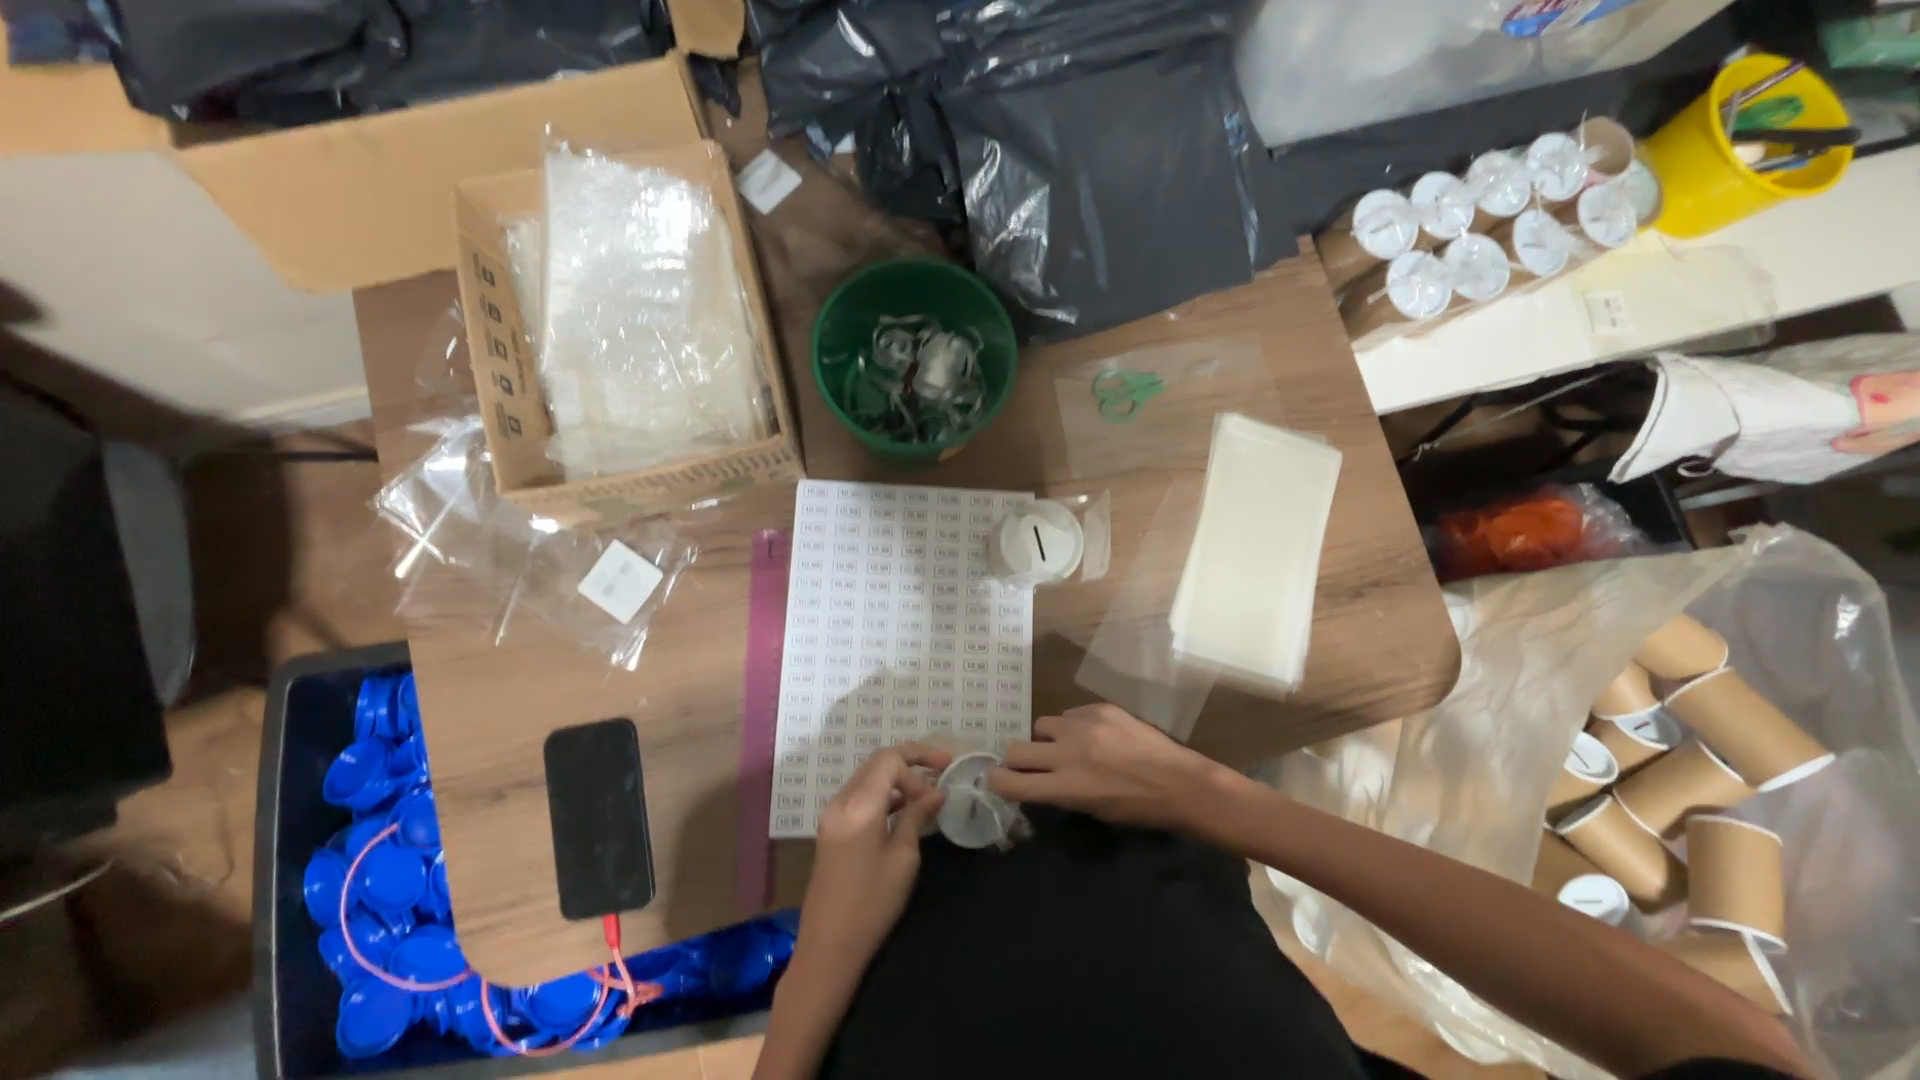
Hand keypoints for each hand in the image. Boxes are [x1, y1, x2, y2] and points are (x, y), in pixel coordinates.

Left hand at [796, 743, 951, 965]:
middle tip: (943, 772)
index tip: (946, 776)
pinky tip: (907, 809)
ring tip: (930, 791)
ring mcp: (832, 815)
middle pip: (877, 763)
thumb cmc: (872, 903)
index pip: (889, 760)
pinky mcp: (832, 829)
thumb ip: (917, 817)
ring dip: (898, 779)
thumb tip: (935, 793)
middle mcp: (840, 801)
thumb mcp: (903, 858)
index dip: (920, 760)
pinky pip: (860, 797)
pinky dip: (884, 795)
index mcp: (858, 805)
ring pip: (868, 779)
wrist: (829, 945)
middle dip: (911, 763)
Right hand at [988, 704, 1240, 830]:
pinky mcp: (1100, 709)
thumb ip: (1060, 793)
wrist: (1180, 783)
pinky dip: (1076, 725)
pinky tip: (1096, 736)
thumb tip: (1039, 783)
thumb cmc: (1138, 809)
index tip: (1004, 781)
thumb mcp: (1093, 811)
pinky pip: (1071, 714)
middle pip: (1015, 749)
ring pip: (1042, 724)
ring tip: (1070, 746)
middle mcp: (1067, 753)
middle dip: (1019, 758)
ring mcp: (1083, 726)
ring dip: (1049, 738)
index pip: (1009, 781)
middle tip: (1034, 764)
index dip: (999, 782)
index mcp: (1065, 787)